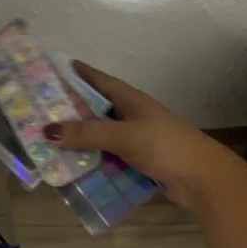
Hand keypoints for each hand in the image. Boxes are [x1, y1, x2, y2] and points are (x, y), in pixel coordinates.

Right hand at [46, 62, 246, 212]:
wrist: (203, 180)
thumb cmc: (165, 146)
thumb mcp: (123, 136)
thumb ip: (86, 133)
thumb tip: (47, 131)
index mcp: (132, 101)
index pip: (101, 81)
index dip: (82, 73)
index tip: (59, 67)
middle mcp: (134, 117)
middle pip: (98, 110)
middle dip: (73, 111)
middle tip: (43, 111)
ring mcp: (139, 141)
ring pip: (102, 137)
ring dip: (81, 140)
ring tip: (51, 143)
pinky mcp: (140, 163)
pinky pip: (110, 158)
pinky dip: (94, 162)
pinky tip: (75, 168)